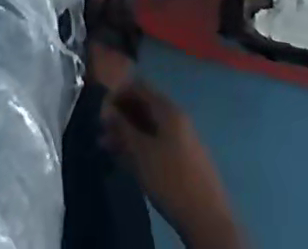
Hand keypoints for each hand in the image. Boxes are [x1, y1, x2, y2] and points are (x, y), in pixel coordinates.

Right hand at [102, 80, 246, 248]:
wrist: (206, 220)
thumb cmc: (170, 179)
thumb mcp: (140, 152)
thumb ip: (122, 127)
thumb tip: (107, 108)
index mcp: (168, 111)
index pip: (138, 87)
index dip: (117, 94)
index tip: (101, 111)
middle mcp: (177, 119)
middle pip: (143, 107)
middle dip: (120, 116)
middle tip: (101, 131)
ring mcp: (181, 140)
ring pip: (148, 127)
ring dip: (127, 133)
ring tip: (106, 147)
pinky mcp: (183, 158)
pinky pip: (156, 143)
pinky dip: (139, 146)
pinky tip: (124, 160)